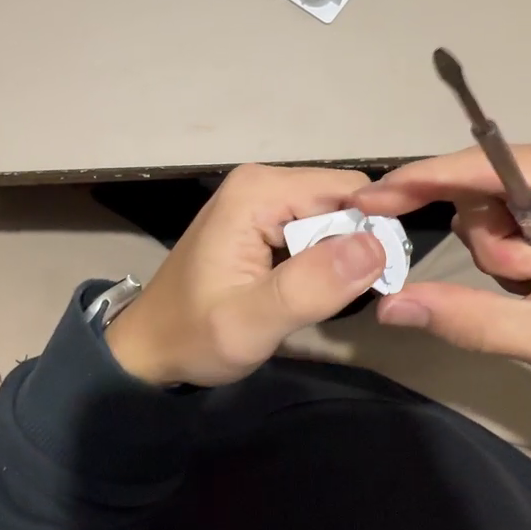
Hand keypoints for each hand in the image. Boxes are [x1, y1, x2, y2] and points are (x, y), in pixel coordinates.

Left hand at [106, 165, 389, 387]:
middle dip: (358, 246)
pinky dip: (324, 259)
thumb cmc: (194, 335)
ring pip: (333, 215)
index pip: (350, 190)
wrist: (150, 346)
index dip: (374, 232)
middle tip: (348, 299)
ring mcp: (260, 199)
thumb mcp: (251, 322)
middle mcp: (261, 182)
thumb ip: (310, 286)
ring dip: (342, 256)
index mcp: (258, 192)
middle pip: (343, 200)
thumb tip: (376, 247)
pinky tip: (310, 290)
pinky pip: (314, 228)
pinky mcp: (261, 219)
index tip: (380, 282)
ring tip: (328, 298)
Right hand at [352, 129, 530, 392]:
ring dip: (505, 244)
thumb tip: (389, 306)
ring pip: (494, 191)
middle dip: (495, 242)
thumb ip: (471, 320)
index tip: (366, 200)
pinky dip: (515, 235)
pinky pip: (511, 191)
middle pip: (487, 181)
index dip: (420, 181)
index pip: (485, 166)